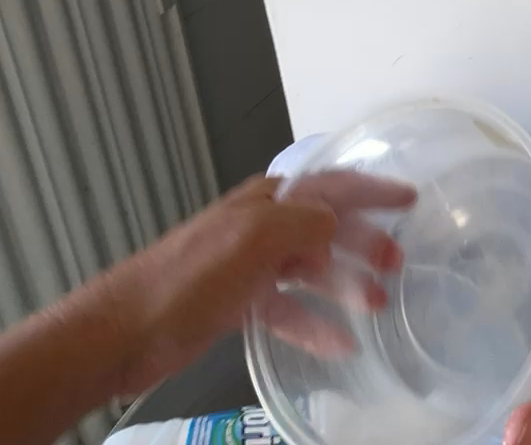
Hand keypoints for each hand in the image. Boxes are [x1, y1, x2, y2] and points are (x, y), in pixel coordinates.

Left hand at [87, 171, 415, 393]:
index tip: (410, 198)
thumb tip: (341, 220)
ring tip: (379, 305)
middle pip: (329, 227)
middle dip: (367, 242)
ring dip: (347, 284)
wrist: (119, 333)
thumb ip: (306, 222)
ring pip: (314, 268)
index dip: (373, 189)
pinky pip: (289, 309)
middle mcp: (266, 225)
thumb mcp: (255, 239)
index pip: (334, 185)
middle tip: (399, 263)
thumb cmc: (191, 277)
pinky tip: (340, 343)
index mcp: (270, 200)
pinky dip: (314, 323)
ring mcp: (253, 265)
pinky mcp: (240, 302)